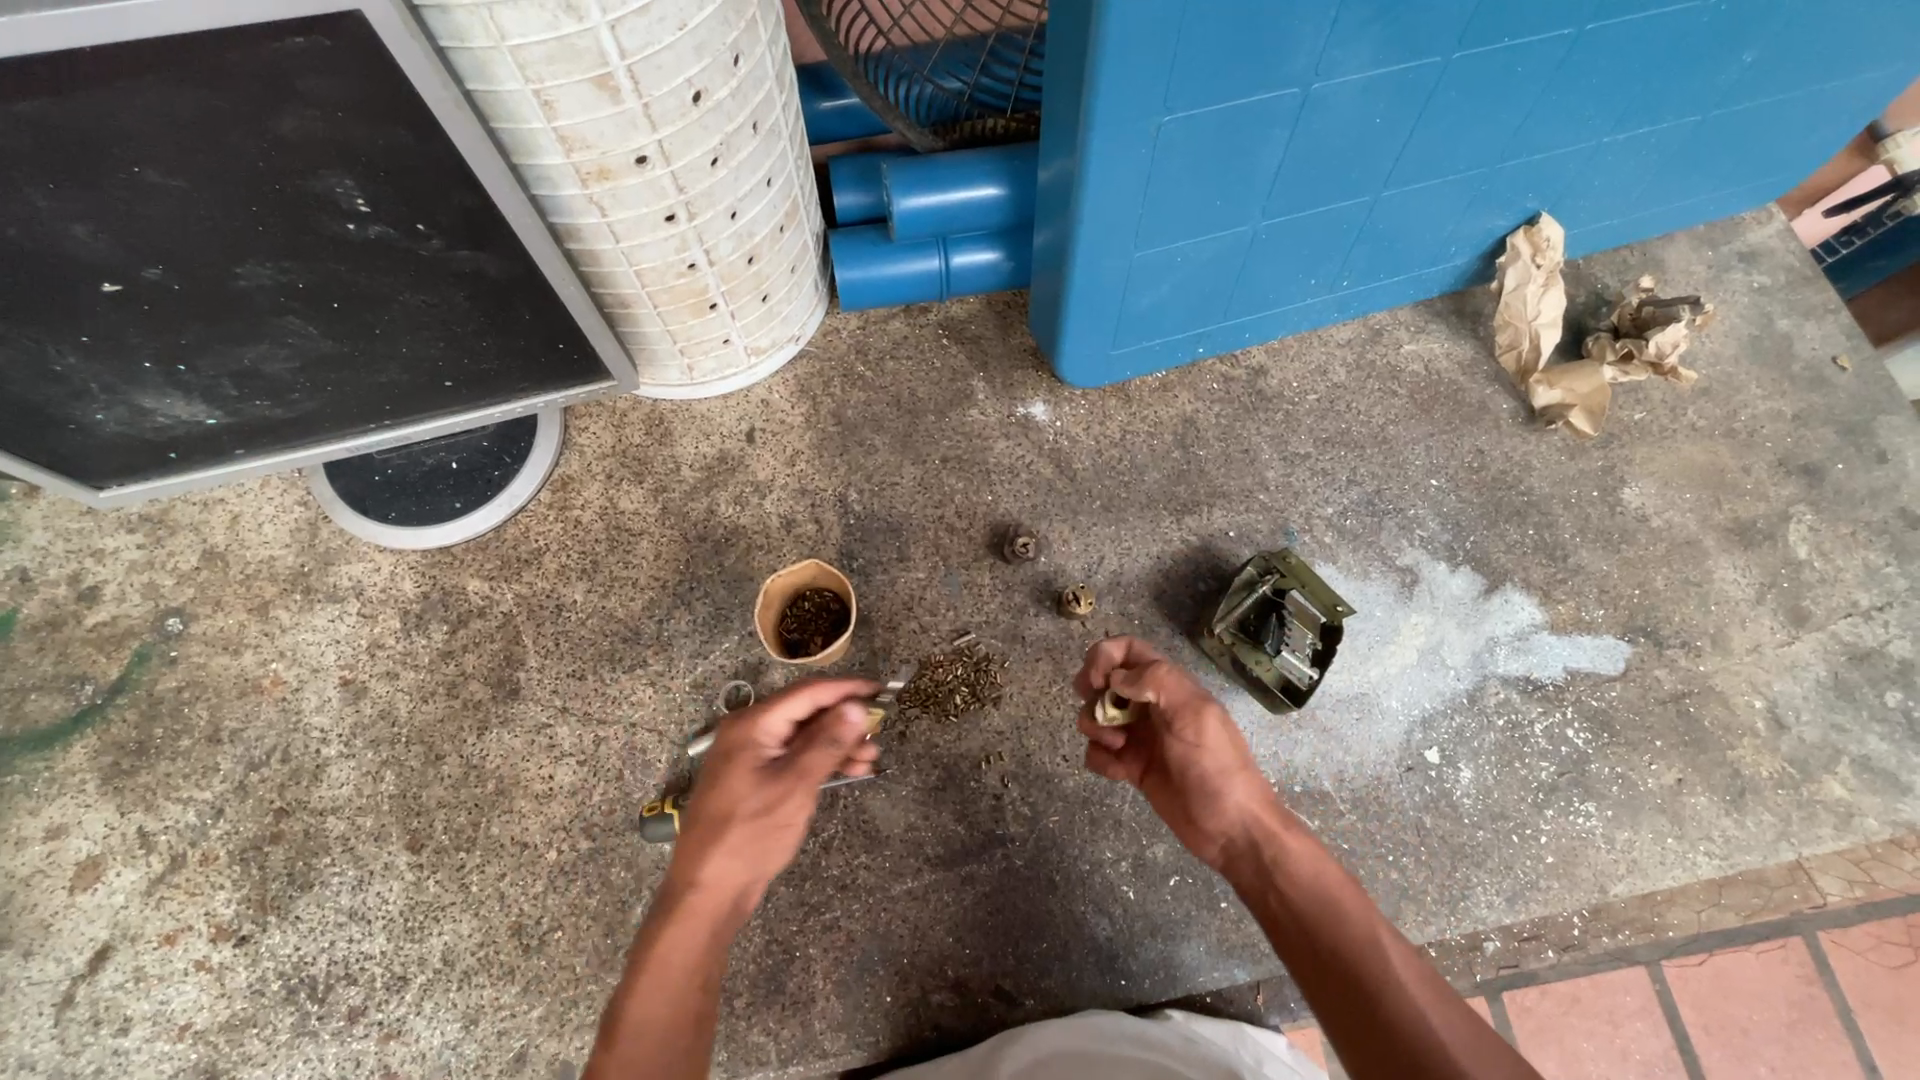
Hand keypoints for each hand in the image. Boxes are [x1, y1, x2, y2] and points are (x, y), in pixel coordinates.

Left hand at [666, 678, 881, 911]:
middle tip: (879, 733)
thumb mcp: (795, 786)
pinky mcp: (756, 776)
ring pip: (803, 736)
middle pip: (806, 712)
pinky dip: (821, 761)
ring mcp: (751, 754)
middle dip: (844, 720)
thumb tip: (856, 706)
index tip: (881, 691)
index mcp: (753, 724)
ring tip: (870, 758)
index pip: (808, 692)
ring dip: (837, 743)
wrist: (708, 888)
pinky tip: (849, 771)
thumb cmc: (750, 834)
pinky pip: (794, 756)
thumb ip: (827, 742)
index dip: (847, 689)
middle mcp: (750, 730)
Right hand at [1075, 637, 1284, 869]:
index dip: (1104, 656)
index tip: (1096, 681)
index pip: (1128, 650)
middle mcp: (1151, 706)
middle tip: (1098, 711)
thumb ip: (1157, 681)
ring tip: (1117, 747)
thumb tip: (1116, 679)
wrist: (1231, 829)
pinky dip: (1100, 759)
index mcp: (1170, 686)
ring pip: (1097, 716)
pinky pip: (1099, 753)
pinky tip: (1120, 772)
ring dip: (1095, 727)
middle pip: (1105, 681)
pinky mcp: (1132, 767)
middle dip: (1091, 692)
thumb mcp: (1194, 713)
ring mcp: (1140, 737)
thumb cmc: (1216, 766)